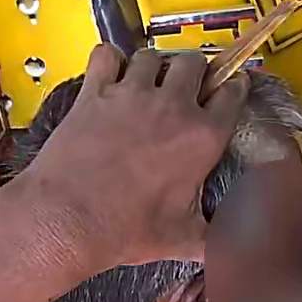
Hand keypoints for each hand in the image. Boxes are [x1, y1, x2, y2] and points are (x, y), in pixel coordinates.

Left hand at [7, 45, 245, 273]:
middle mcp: (170, 108)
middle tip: (186, 83)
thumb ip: (215, 237)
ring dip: (153, 66)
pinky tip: (110, 72)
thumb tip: (232, 245)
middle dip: (193, 70)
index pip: (231, 95)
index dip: (233, 88)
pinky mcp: (94, 93)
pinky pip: (107, 55)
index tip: (231, 86)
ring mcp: (130, 95)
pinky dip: (110, 59)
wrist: (68, 219)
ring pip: (152, 56)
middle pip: (194, 62)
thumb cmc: (123, 228)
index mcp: (201, 138)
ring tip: (148, 80)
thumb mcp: (182, 238)